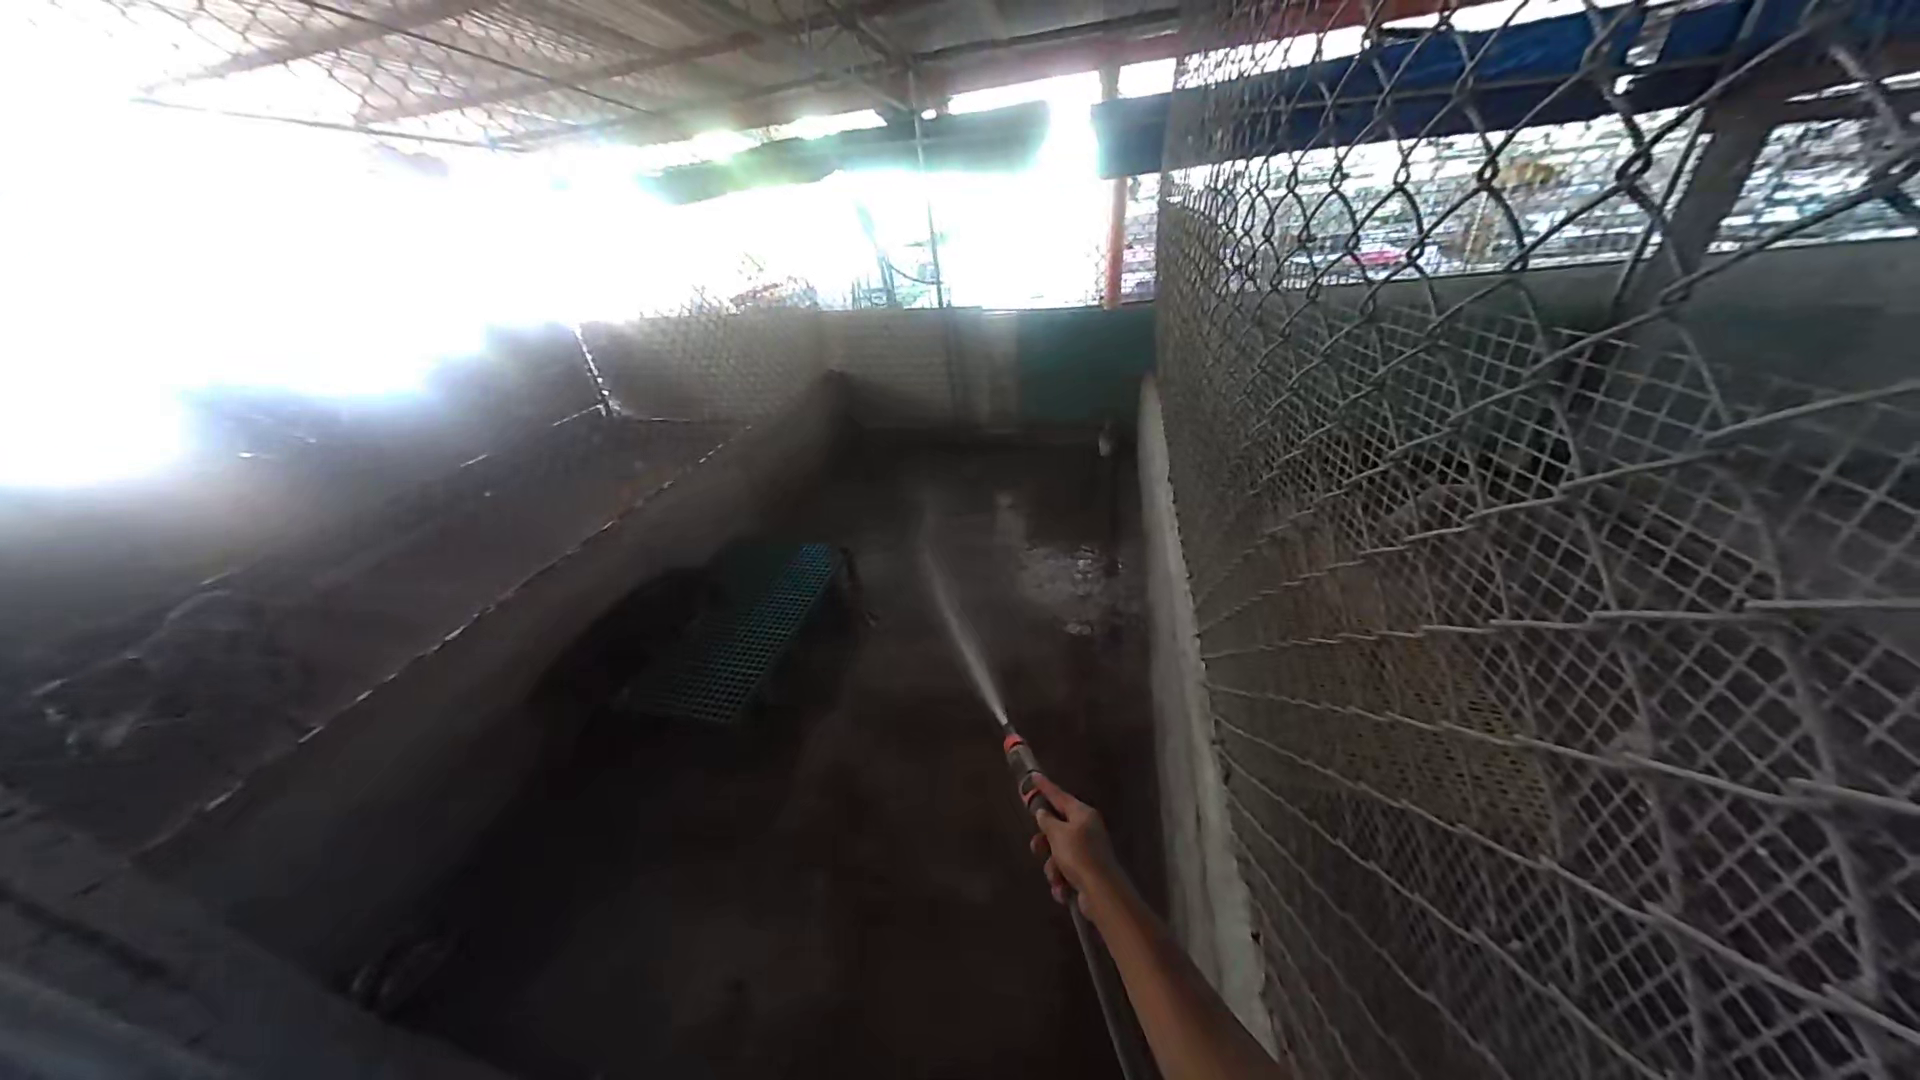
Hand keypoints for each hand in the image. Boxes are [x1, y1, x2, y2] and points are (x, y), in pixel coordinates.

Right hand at [1026, 773, 1123, 911]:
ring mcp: (1087, 852)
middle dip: (1045, 843)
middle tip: (1037, 848)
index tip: (1034, 776)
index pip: (1059, 795)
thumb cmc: (1079, 855)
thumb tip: (1043, 812)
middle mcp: (1086, 829)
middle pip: (1056, 829)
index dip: (1045, 787)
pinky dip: (1061, 881)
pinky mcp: (1086, 873)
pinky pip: (1065, 872)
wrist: (1101, 893)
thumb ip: (1047, 821)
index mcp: (1083, 814)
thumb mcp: (1058, 834)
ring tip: (1057, 877)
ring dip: (1052, 867)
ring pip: (1057, 854)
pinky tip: (1063, 890)